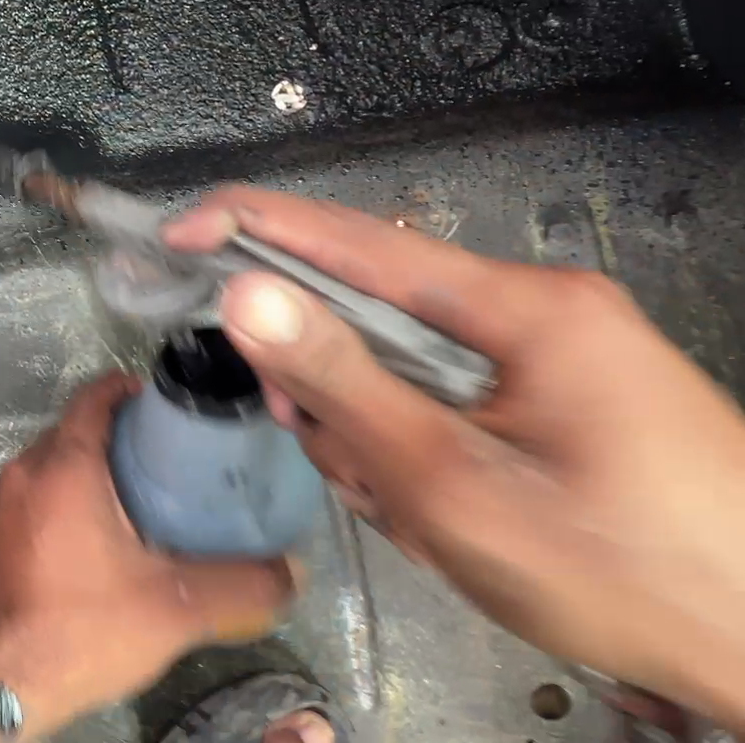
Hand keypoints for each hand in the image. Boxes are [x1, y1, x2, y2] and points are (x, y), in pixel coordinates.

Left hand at [0, 374, 298, 726]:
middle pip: (73, 427)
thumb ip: (244, 583)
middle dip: (117, 431)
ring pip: (53, 458)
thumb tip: (291, 568)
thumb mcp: (179, 606)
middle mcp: (25, 468)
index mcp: (63, 465)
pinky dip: (70, 489)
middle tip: (170, 455)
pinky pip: (38, 486)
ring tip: (146, 491)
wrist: (10, 673)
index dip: (126, 390)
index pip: (91, 399)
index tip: (164, 402)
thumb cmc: (89, 624)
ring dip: (93, 462)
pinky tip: (106, 527)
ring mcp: (4, 497)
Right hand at [165, 188, 744, 729]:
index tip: (174, 234)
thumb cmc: (623, 572)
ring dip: (359, 423)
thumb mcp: (452, 481)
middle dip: (320, 375)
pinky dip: (395, 439)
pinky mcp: (537, 392)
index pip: (351, 240)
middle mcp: (526, 310)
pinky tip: (418, 497)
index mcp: (521, 307)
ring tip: (392, 496)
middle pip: (361, 308)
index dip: (250, 227)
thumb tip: (242, 292)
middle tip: (318, 436)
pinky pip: (423, 392)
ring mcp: (536, 351)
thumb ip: (341, 379)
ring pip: (384, 360)